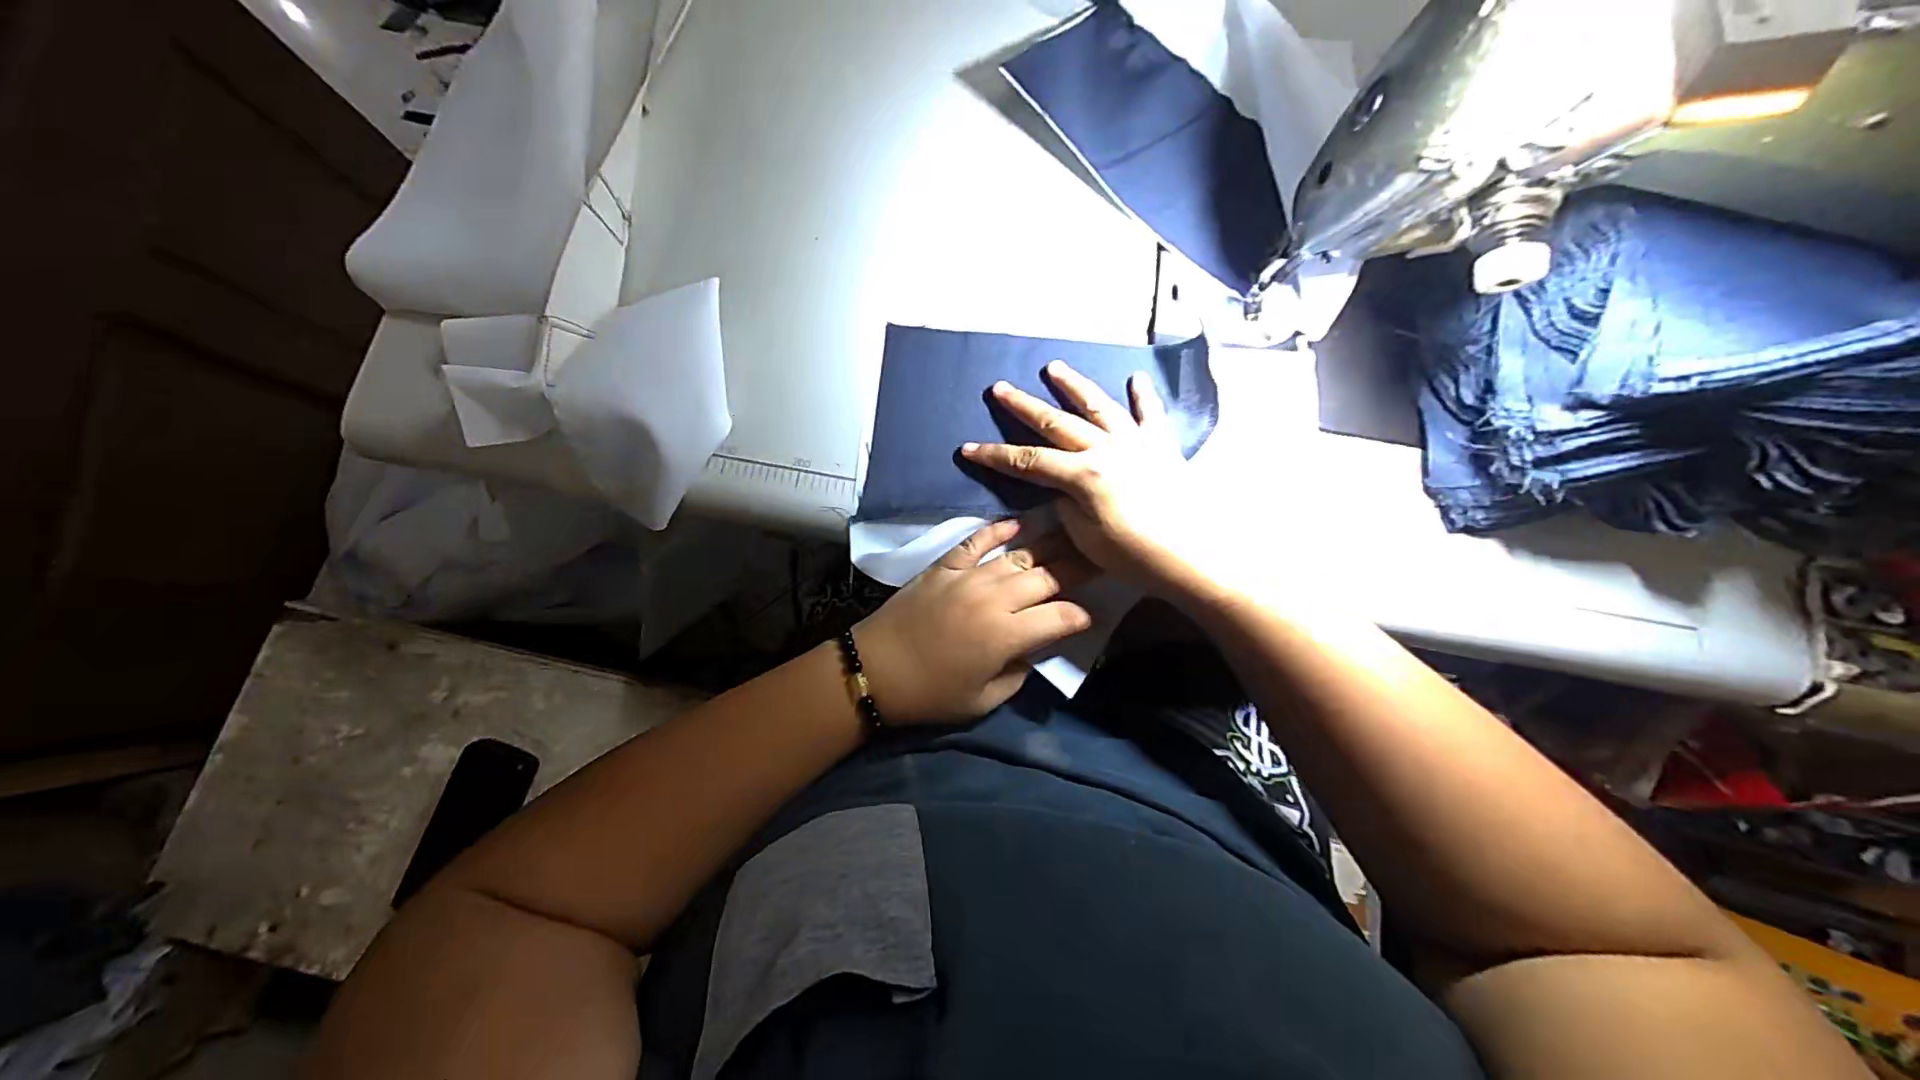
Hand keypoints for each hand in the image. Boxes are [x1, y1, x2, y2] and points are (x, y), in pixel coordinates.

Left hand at [853, 519, 1095, 725]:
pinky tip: (1018, 523)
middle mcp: (994, 598)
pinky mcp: (944, 566)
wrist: (875, 669)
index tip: (1090, 616)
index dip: (1082, 616)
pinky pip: (976, 540)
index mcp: (1007, 635)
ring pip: (1018, 554)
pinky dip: (997, 529)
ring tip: (1071, 533)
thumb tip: (1033, 649)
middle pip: (1047, 576)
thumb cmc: (931, 694)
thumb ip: (1018, 672)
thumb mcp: (984, 700)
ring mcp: (968, 577)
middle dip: (1078, 569)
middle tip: (1098, 560)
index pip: (1062, 616)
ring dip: (1048, 544)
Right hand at [960, 362, 1232, 602]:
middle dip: (1023, 406)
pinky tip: (1136, 378)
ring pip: (1098, 406)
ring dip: (1073, 386)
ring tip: (1053, 367)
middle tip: (1000, 388)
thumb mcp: (1085, 537)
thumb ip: (1067, 506)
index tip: (967, 448)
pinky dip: (1143, 395)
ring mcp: (1136, 443)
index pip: (1027, 461)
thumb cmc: (1134, 555)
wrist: (1193, 557)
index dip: (994, 455)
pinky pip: (1150, 415)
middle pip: (1055, 423)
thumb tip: (1062, 489)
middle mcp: (1105, 449)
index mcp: (1081, 475)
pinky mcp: (1162, 447)